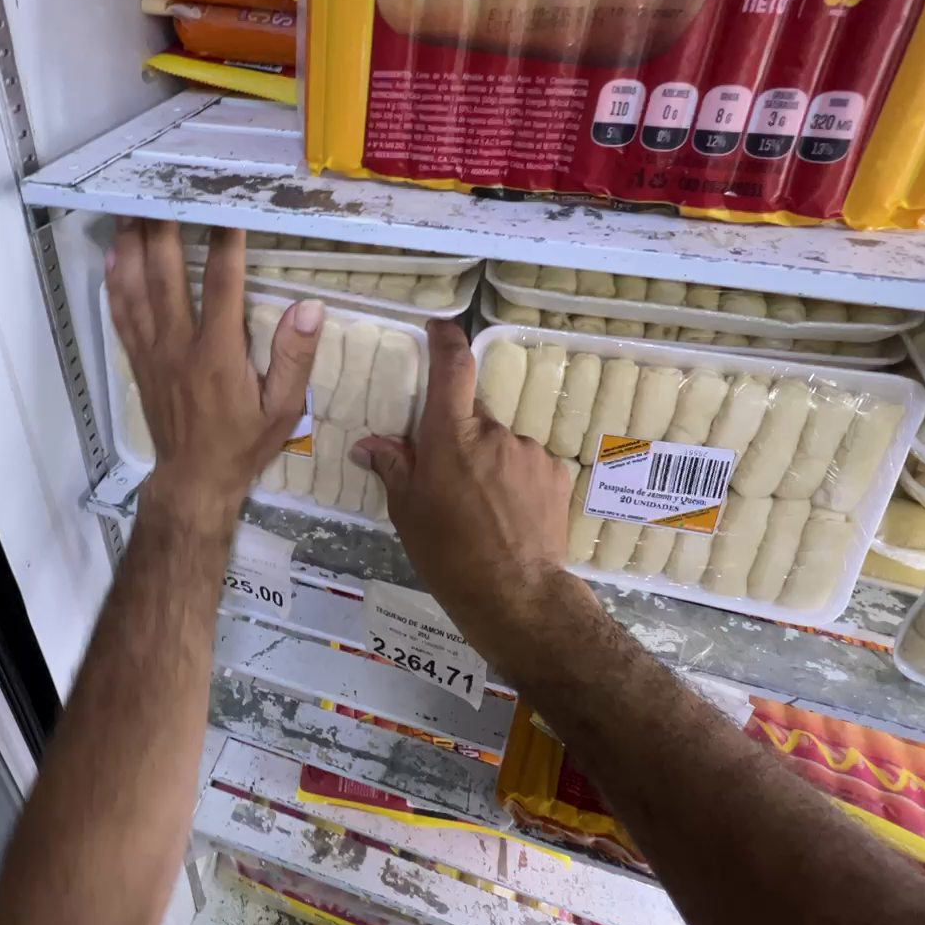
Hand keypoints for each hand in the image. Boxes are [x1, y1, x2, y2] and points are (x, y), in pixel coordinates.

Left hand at [108, 218, 323, 525]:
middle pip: (166, 275)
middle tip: (163, 189)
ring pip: (136, 289)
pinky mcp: (138, 361)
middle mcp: (179, 345)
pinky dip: (116, 282)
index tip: (228, 209)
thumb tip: (308, 308)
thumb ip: (294, 358)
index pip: (223, 285)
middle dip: (165, 229)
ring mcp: (152, 352)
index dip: (226, 243)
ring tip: (132, 207)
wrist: (194, 479)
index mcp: (218, 353)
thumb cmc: (242, 444)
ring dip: (133, 246)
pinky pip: (122, 315)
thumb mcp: (282, 409)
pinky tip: (115, 256)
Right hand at [352, 322, 575, 633]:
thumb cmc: (448, 553)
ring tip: (481, 505)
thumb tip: (369, 444)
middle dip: (458, 435)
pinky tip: (509, 512)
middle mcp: (494, 432)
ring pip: (500, 442)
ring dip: (487, 459)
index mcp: (451, 436)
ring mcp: (530, 452)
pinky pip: (526, 462)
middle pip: (472, 415)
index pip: (452, 368)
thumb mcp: (407, 512)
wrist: (516, 595)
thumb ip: (393, 467)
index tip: (438, 328)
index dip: (445, 340)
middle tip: (446, 475)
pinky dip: (514, 476)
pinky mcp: (556, 473)